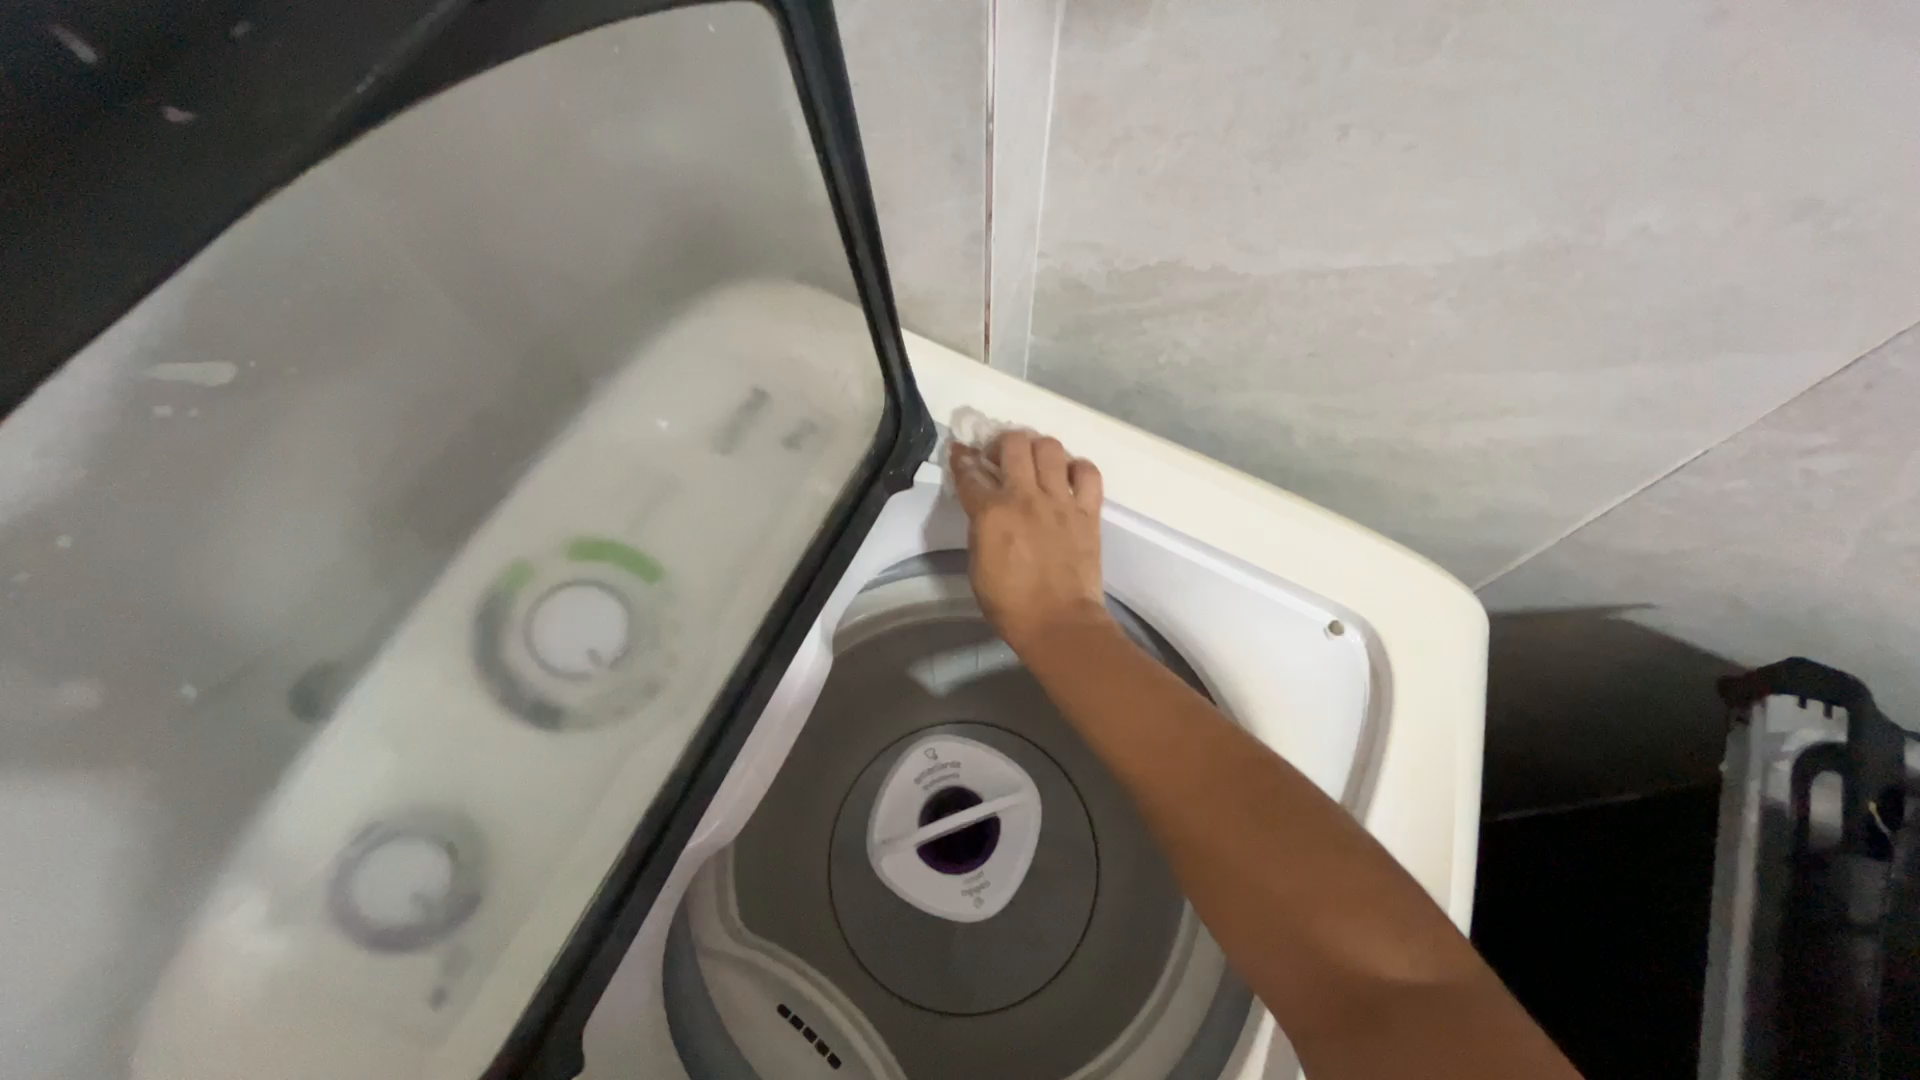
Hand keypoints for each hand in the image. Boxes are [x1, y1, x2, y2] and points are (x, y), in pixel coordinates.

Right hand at [949, 429, 1112, 655]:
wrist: (1059, 623)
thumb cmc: (1010, 604)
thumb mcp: (977, 565)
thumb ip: (980, 528)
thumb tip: (984, 509)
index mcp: (991, 513)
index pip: (970, 472)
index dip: (962, 458)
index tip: (961, 452)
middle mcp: (1025, 497)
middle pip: (1013, 443)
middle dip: (1001, 443)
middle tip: (1000, 458)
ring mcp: (1060, 501)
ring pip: (1050, 447)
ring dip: (1037, 448)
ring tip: (1035, 463)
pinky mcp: (1088, 511)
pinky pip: (1088, 472)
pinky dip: (1077, 468)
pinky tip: (1068, 478)